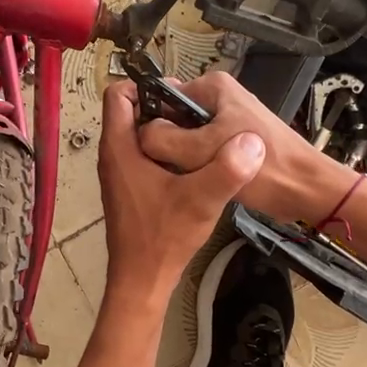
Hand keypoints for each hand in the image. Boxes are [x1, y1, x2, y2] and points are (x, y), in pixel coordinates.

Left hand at [98, 81, 263, 302]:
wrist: (143, 281)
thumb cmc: (163, 238)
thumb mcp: (203, 200)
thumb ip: (228, 169)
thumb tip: (253, 141)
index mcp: (119, 148)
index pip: (118, 94)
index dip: (146, 86)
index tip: (181, 97)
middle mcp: (113, 156)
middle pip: (131, 112)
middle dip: (163, 108)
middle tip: (198, 116)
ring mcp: (120, 174)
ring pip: (139, 136)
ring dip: (167, 132)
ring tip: (200, 137)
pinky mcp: (130, 190)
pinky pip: (144, 156)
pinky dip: (166, 153)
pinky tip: (193, 165)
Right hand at [136, 71, 356, 224]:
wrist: (309, 191)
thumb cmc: (266, 169)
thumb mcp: (205, 153)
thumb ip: (164, 141)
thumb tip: (138, 136)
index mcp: (212, 87)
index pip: (161, 97)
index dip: (148, 122)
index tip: (140, 149)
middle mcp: (219, 97)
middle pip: (172, 118)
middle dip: (164, 142)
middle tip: (159, 168)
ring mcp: (227, 120)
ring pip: (185, 137)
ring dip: (178, 157)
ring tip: (174, 177)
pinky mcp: (233, 141)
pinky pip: (200, 149)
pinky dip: (194, 165)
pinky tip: (192, 182)